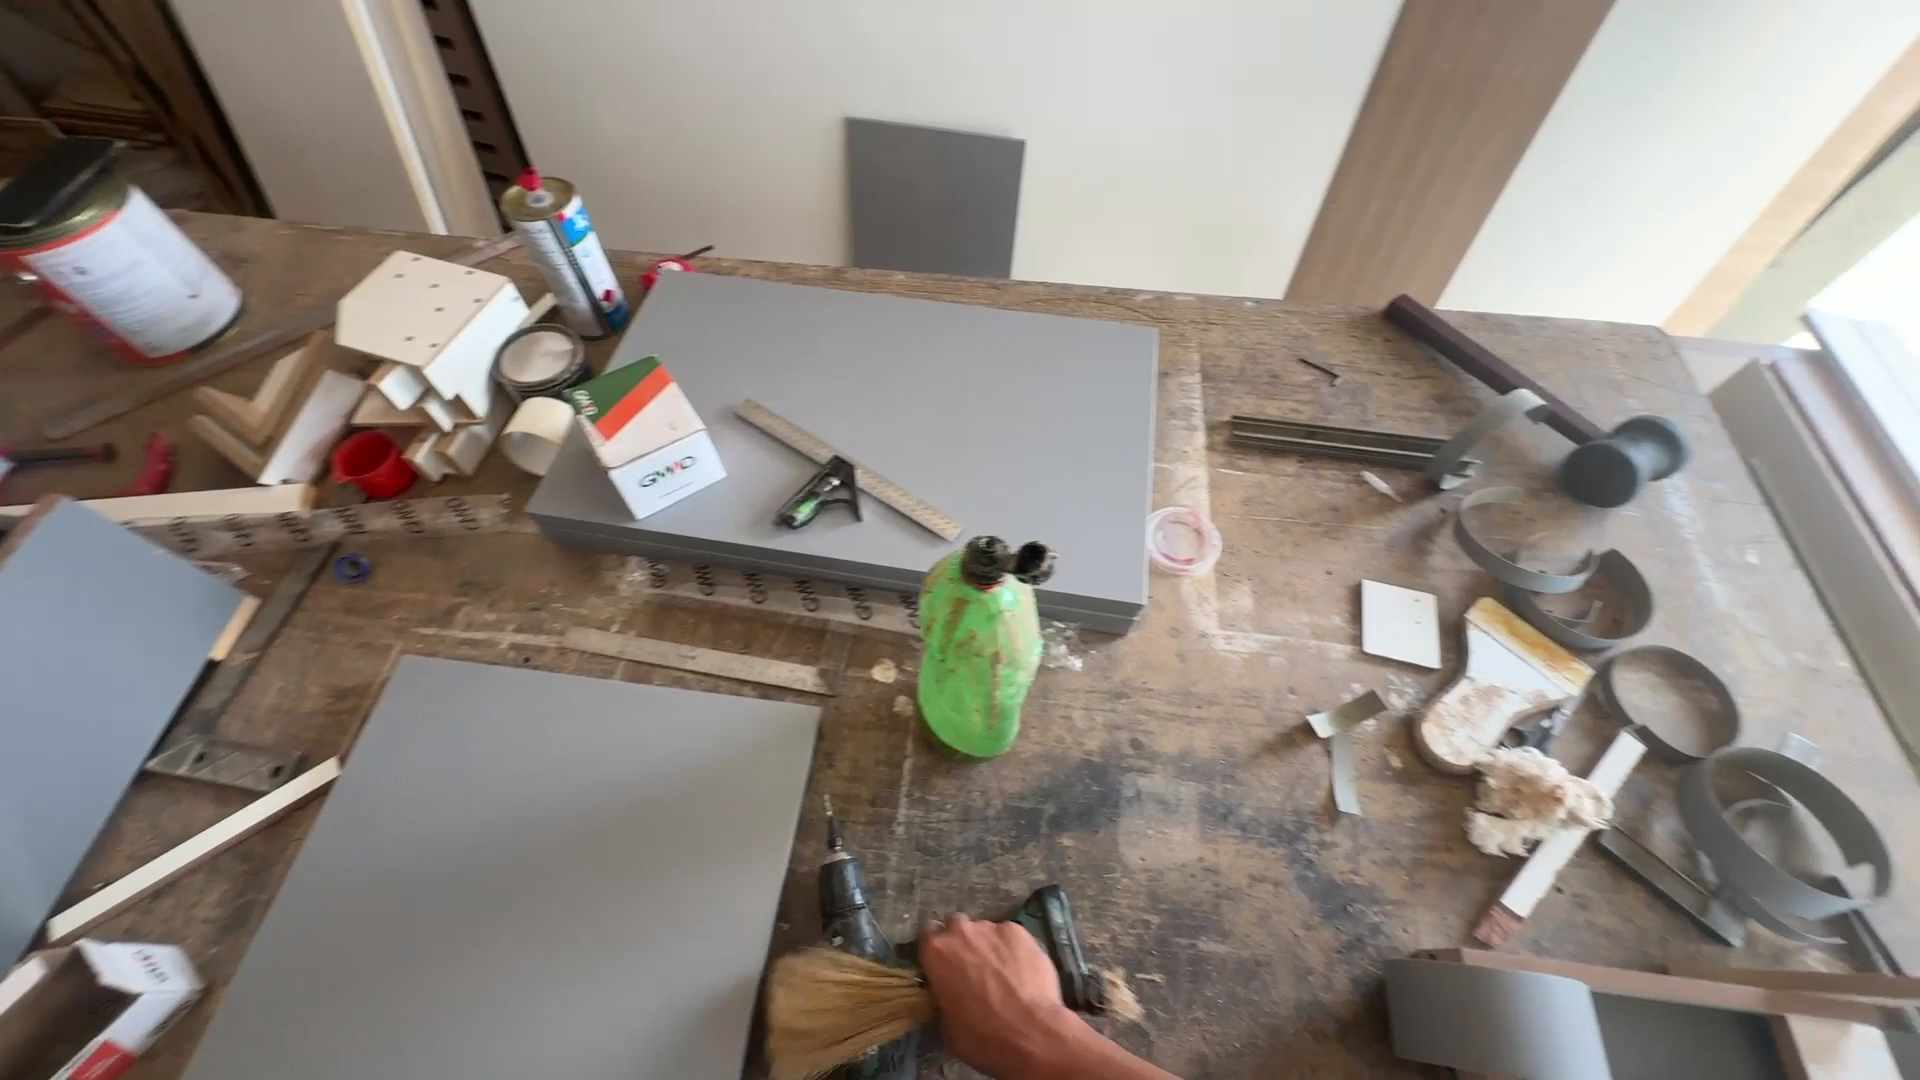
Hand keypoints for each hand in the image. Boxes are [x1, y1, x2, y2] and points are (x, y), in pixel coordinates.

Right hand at [918, 913, 1080, 1076]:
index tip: (941, 966)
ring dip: (988, 946)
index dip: (935, 952)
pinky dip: (1012, 949)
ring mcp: (992, 927)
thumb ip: (942, 1000)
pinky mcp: (1019, 931)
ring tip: (1002, 973)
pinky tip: (1021, 971)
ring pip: (985, 931)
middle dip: (961, 943)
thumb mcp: (948, 1028)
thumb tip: (947, 996)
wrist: (1031, 1034)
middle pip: (956, 927)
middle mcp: (961, 931)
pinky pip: (1010, 936)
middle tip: (971, 968)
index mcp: (937, 952)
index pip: (926, 938)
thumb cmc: (982, 1037)